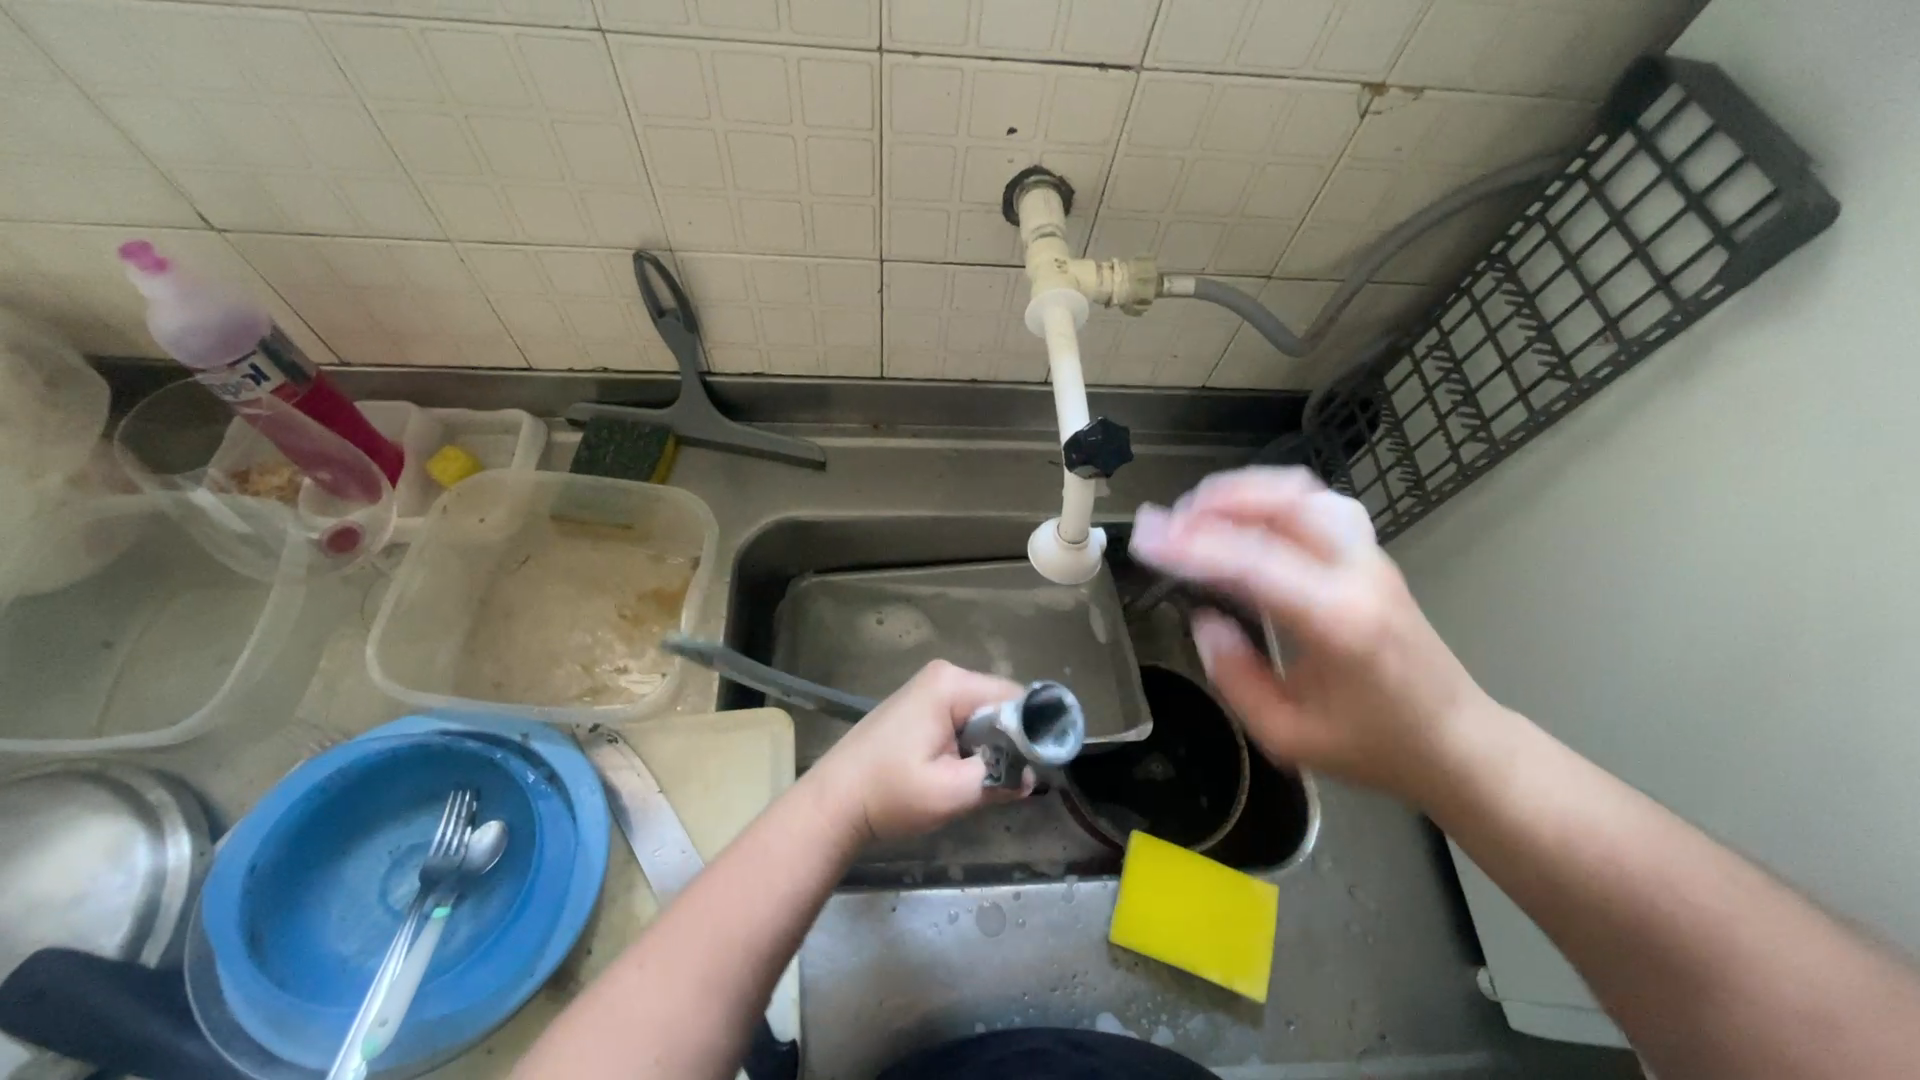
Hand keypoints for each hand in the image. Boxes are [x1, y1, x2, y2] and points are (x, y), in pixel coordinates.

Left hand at [808, 661, 1029, 842]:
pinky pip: (964, 721)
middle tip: (1006, 780)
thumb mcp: (952, 793)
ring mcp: (929, 690)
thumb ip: (1000, 778)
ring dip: (989, 747)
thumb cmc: (889, 795)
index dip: (1031, 732)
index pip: (1015, 698)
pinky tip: (957, 772)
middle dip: (1008, 741)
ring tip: (978, 779)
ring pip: (983, 715)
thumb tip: (1032, 776)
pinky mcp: (920, 708)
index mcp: (951, 684)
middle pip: (1000, 704)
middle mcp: (943, 676)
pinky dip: (970, 745)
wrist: (833, 803)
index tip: (1035, 769)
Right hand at [1129, 466, 1498, 803]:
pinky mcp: (1373, 557)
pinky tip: (1245, 517)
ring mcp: (1371, 560)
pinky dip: (1273, 498)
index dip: (1192, 546)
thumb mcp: (1288, 735)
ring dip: (1246, 492)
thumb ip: (1235, 678)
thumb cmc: (1376, 747)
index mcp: (1337, 623)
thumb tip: (1203, 623)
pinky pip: (1319, 505)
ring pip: (1305, 493)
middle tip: (1169, 521)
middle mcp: (1358, 576)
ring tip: (1198, 511)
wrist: (1458, 741)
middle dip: (1218, 502)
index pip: (1253, 561)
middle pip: (1286, 503)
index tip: (1146, 540)